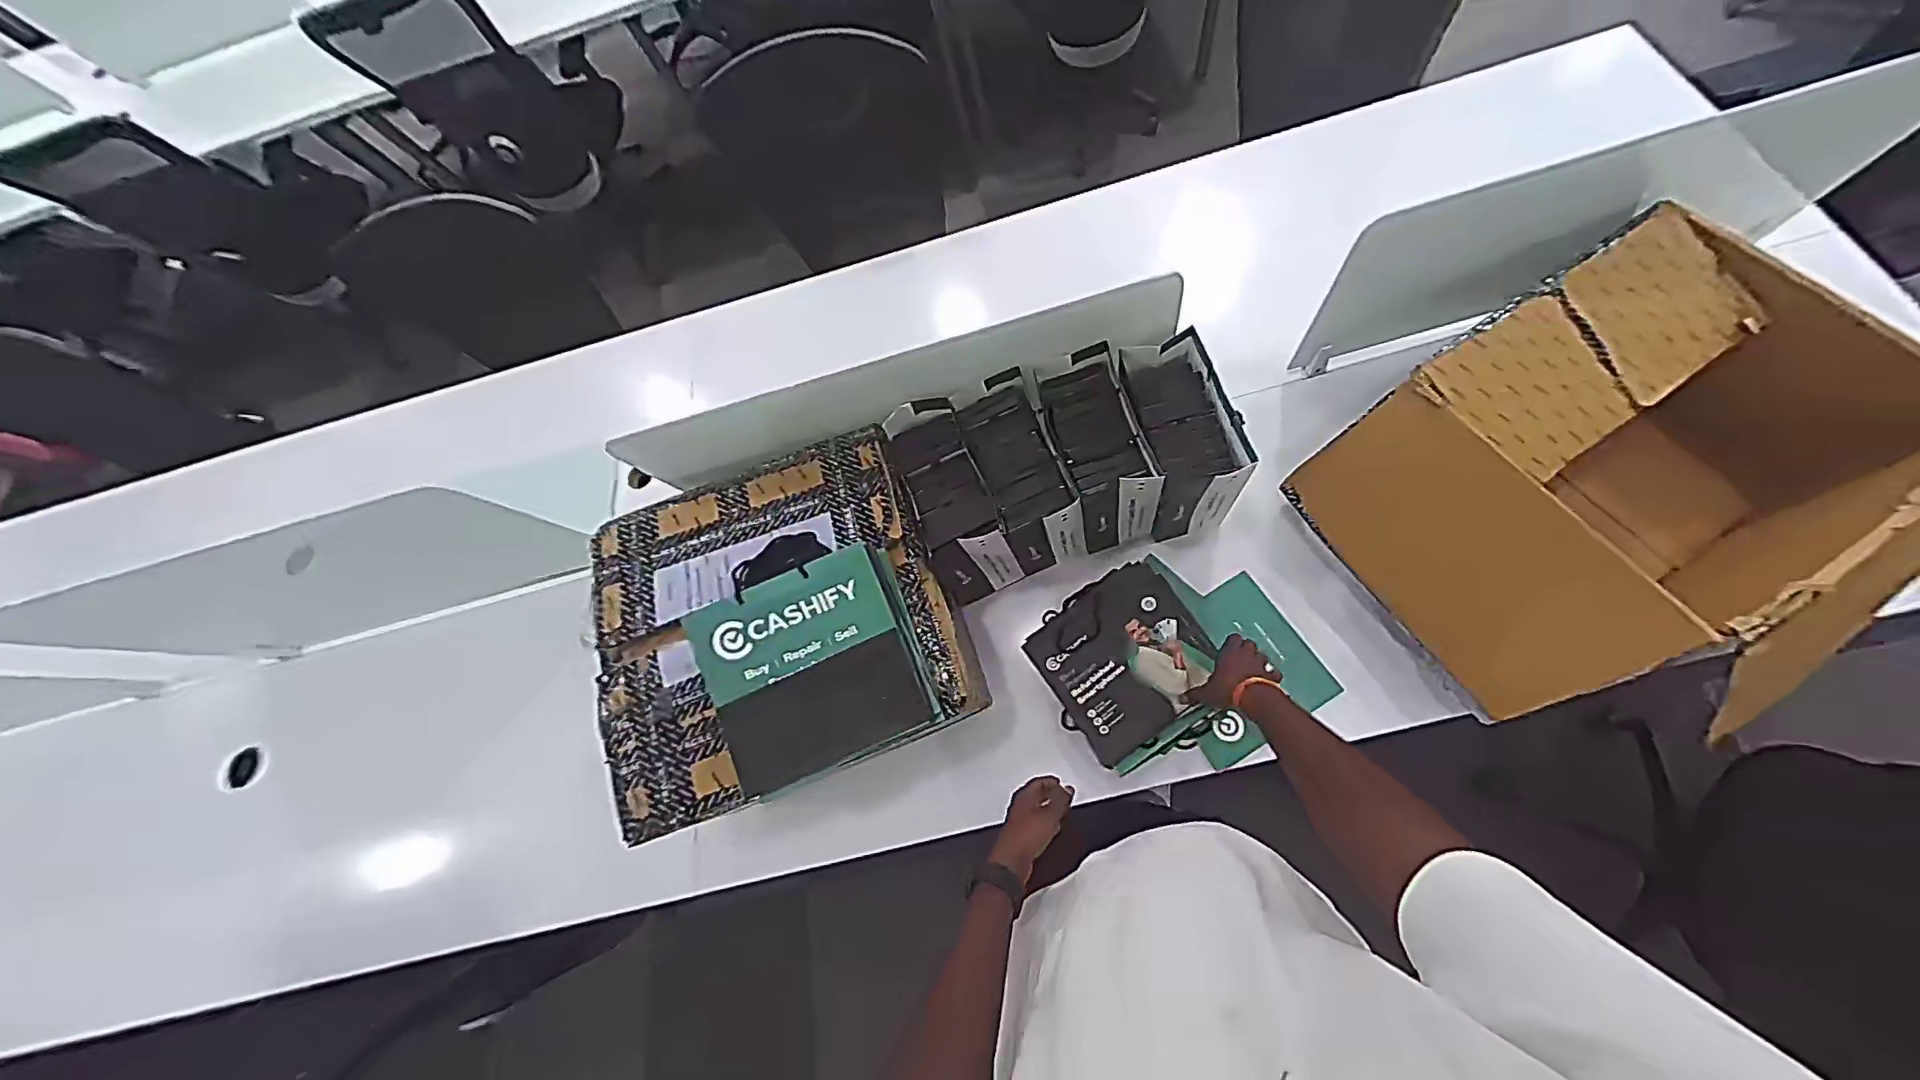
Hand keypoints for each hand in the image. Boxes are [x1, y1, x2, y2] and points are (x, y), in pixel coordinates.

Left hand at [988, 776, 1073, 884]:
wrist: (1012, 861)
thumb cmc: (1025, 836)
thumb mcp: (1050, 815)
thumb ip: (1060, 801)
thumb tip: (1068, 789)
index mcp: (1024, 796)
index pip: (1038, 782)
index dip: (1050, 782)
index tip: (1060, 782)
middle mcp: (1019, 807)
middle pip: (1035, 795)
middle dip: (1050, 793)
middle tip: (1061, 793)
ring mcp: (1018, 821)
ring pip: (1035, 809)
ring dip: (1047, 808)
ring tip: (1059, 809)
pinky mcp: (1020, 835)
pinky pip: (1034, 822)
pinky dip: (1044, 821)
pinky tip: (1050, 828)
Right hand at [1192, 634, 1280, 709]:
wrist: (1254, 699)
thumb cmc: (1231, 690)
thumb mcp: (1207, 693)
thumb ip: (1196, 694)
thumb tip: (1185, 697)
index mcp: (1230, 652)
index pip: (1233, 638)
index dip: (1231, 643)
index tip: (1226, 649)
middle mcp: (1247, 654)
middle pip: (1249, 643)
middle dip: (1245, 649)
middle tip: (1238, 658)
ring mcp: (1262, 663)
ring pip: (1262, 656)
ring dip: (1258, 661)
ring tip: (1252, 670)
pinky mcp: (1273, 675)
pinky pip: (1274, 672)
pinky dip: (1271, 675)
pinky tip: (1266, 681)